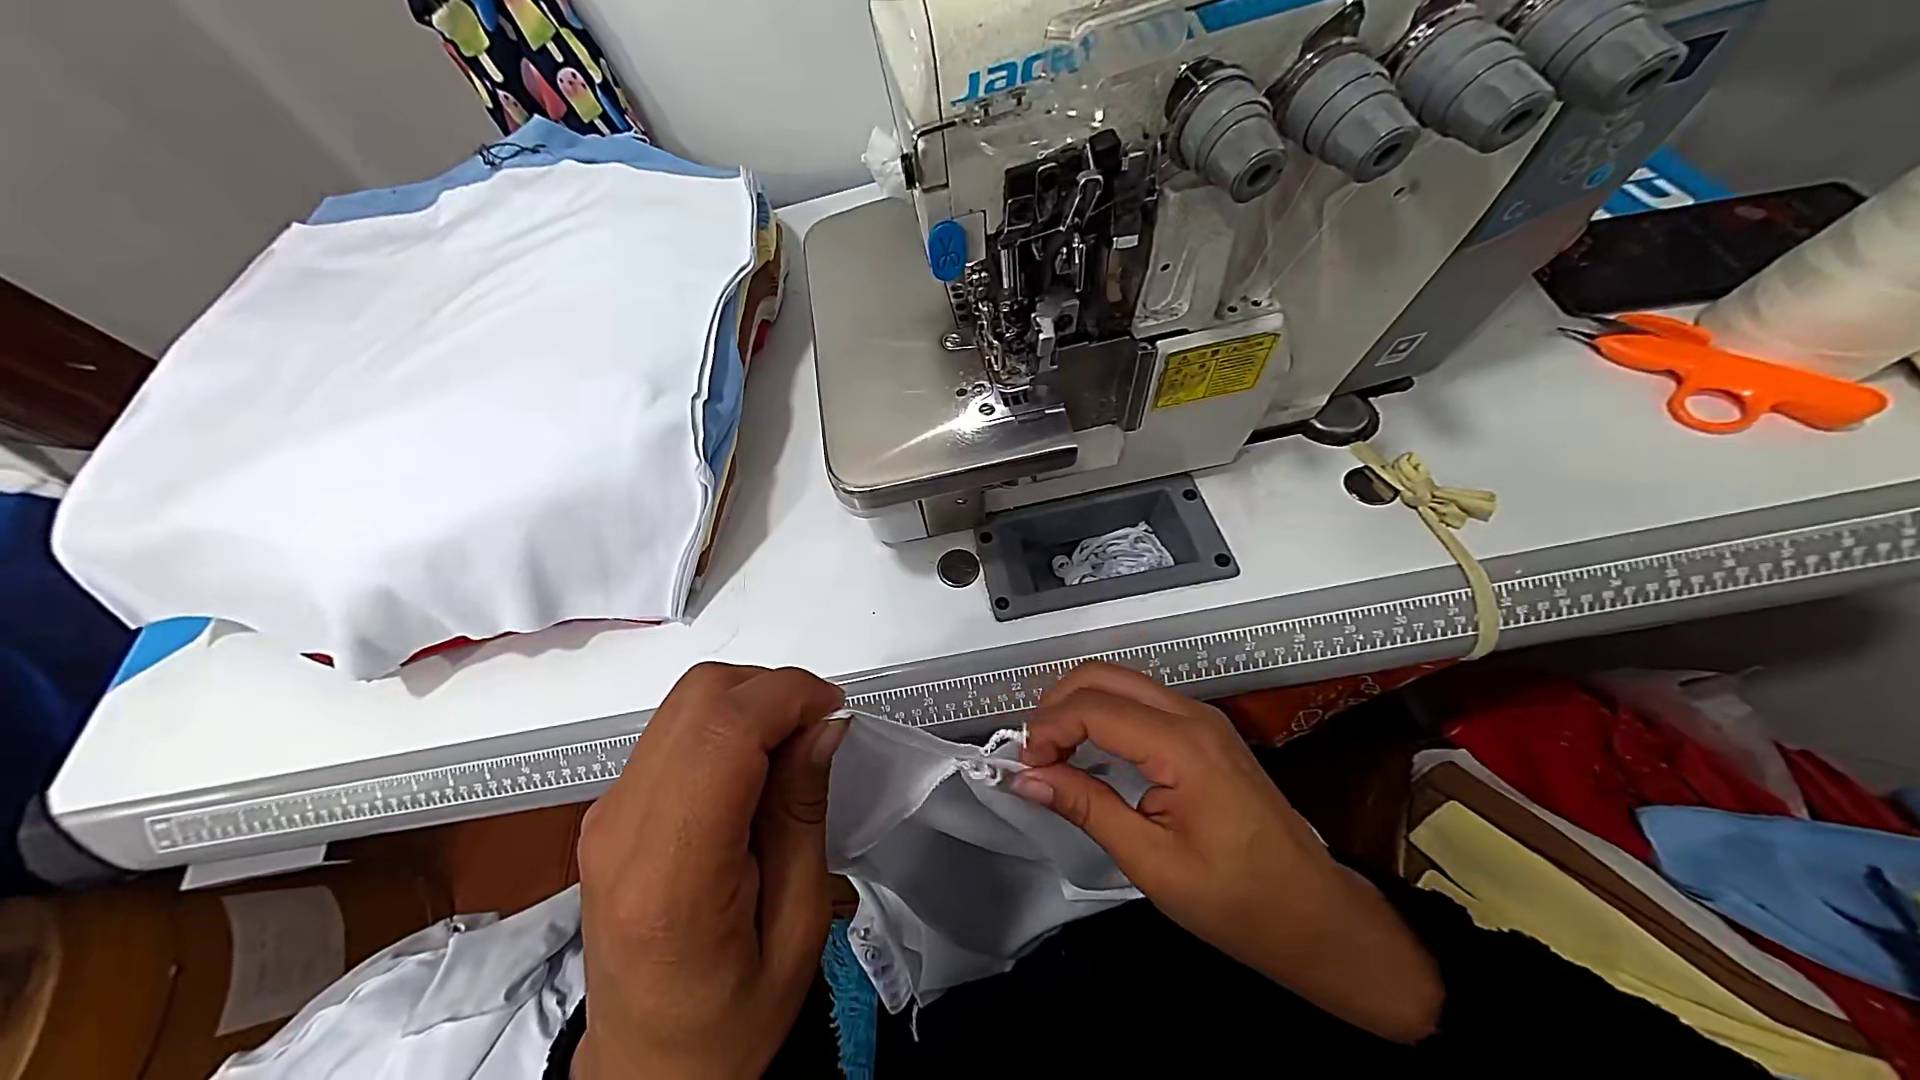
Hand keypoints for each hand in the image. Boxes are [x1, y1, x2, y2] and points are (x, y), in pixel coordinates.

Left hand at [574, 663, 846, 1079]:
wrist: (648, 1066)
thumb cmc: (726, 1020)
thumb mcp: (796, 925)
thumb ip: (803, 813)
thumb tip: (821, 728)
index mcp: (670, 872)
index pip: (724, 731)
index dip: (789, 696)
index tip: (834, 713)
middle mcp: (622, 828)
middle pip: (701, 695)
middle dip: (773, 690)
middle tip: (818, 730)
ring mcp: (608, 812)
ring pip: (688, 700)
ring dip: (752, 704)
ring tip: (791, 751)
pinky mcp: (612, 806)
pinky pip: (677, 728)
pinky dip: (729, 724)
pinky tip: (757, 766)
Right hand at [1012, 663, 1442, 1043]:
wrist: (1318, 916)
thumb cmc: (1240, 901)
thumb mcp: (1153, 863)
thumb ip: (1087, 808)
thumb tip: (1028, 777)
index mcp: (1183, 746)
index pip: (1093, 708)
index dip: (1046, 730)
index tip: (1023, 767)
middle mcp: (1193, 715)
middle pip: (1103, 676)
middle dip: (1056, 706)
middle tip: (1034, 757)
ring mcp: (1202, 718)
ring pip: (1120, 681)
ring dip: (1077, 707)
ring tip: (1053, 756)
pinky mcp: (1204, 730)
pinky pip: (1140, 700)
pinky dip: (1102, 714)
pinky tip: (1088, 752)